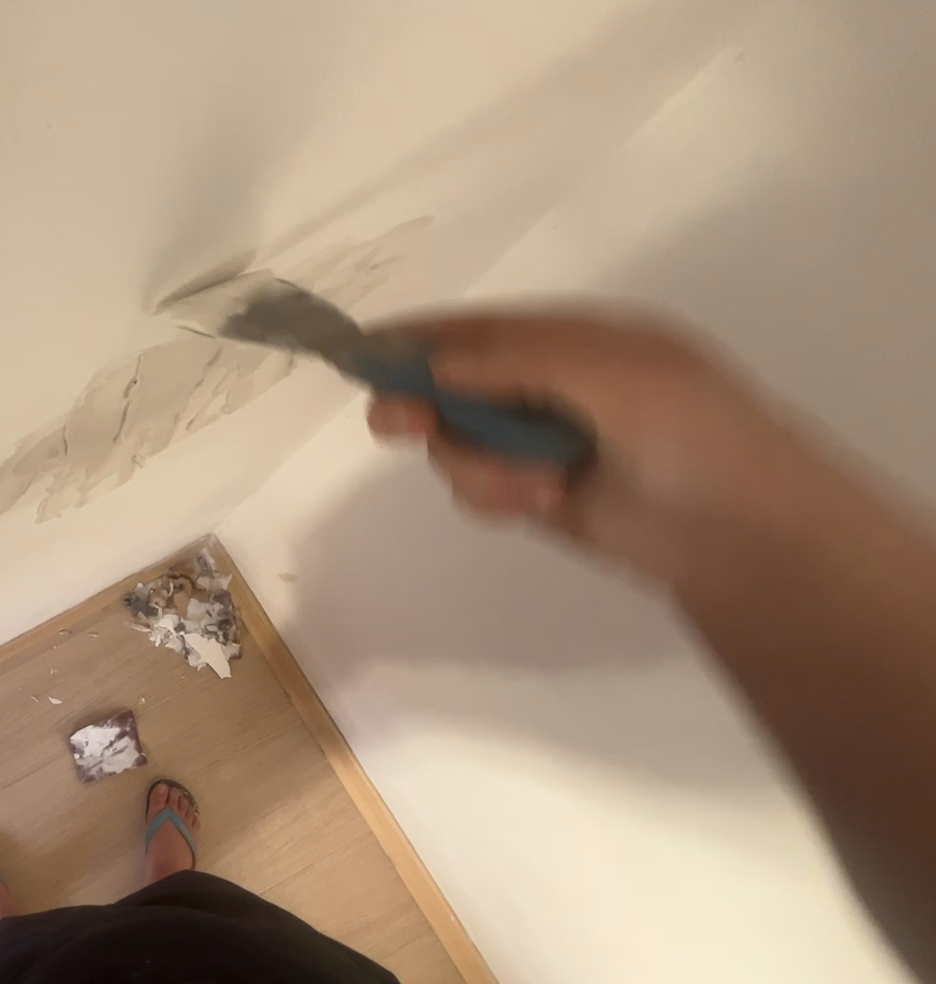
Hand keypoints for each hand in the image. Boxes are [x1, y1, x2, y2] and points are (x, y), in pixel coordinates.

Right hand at [365, 308, 819, 585]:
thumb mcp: (617, 377)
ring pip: (451, 445)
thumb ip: (520, 361)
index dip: (413, 339)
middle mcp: (539, 386)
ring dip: (479, 468)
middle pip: (442, 389)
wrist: (742, 537)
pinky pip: (469, 486)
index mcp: (568, 343)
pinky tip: (536, 504)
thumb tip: (431, 364)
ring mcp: (528, 439)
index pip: (472, 330)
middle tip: (404, 428)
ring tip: (534, 487)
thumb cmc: (694, 437)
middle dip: (422, 409)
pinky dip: (492, 496)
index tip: (358, 353)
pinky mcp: (522, 487)